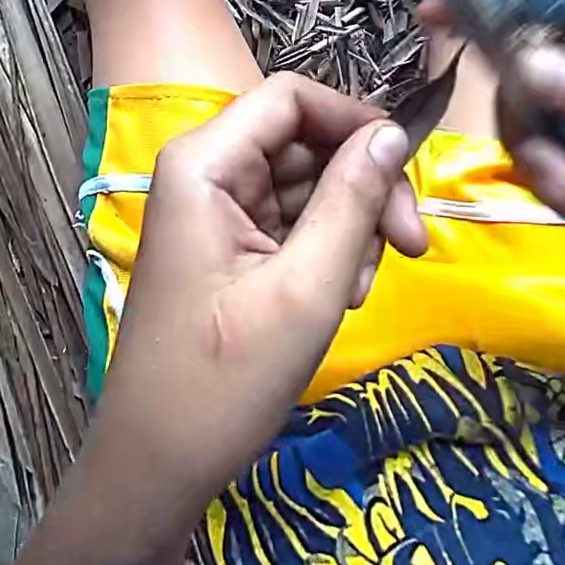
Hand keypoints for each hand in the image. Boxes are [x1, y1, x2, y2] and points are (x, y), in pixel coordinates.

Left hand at [85, 73, 425, 546]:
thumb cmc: (223, 381)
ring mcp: (218, 207)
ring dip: (347, 228)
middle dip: (360, 188)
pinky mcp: (230, 240)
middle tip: (407, 247)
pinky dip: (326, 249)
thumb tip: (392, 135)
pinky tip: (335, 296)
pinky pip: (294, 219)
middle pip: (306, 141)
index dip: (355, 120)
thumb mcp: (305, 289)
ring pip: (308, 183)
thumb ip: (352, 201)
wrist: (157, 466)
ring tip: (351, 291)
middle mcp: (206, 170)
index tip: (405, 169)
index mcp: (204, 162)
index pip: (291, 98)